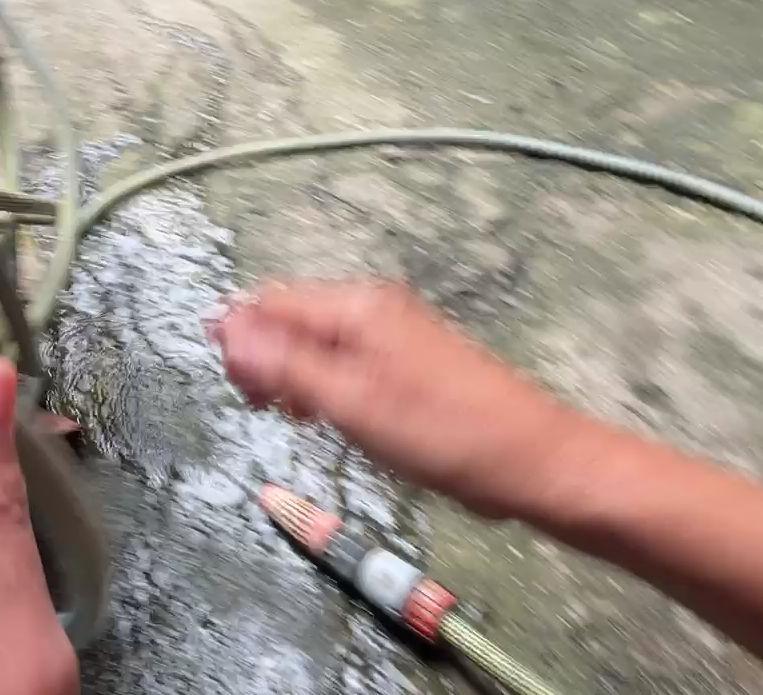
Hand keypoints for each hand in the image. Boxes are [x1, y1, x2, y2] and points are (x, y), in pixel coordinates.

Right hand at [214, 281, 589, 518]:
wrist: (536, 461)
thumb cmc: (444, 434)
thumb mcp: (350, 403)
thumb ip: (283, 365)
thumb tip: (226, 330)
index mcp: (356, 304)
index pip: (271, 302)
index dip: (239, 338)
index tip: (233, 384)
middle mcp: (370, 303)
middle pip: (290, 315)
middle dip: (263, 355)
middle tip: (259, 404)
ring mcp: (389, 326)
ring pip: (314, 336)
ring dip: (290, 369)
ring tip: (292, 414)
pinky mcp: (402, 352)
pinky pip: (342, 353)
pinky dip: (321, 377)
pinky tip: (323, 410)